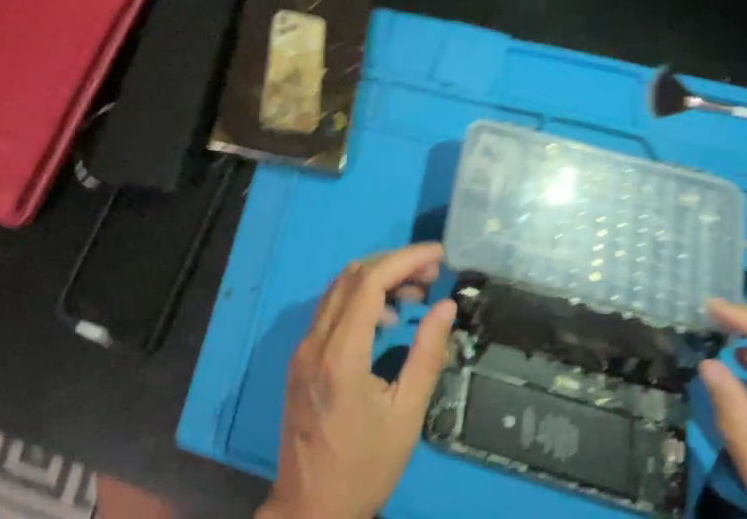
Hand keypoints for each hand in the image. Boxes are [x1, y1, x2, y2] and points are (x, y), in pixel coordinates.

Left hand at [258, 244, 458, 518]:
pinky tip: (387, 320)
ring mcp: (302, 348)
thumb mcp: (407, 415)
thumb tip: (446, 306)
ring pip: (337, 291)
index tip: (439, 254)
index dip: (405, 260)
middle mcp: (314, 341)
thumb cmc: (366, 466)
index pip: (369, 283)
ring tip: (416, 296)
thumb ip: (427, 355)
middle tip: (433, 276)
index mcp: (340, 354)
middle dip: (393, 265)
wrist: (312, 505)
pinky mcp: (300, 359)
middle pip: (350, 278)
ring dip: (375, 281)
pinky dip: (358, 301)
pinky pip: (329, 312)